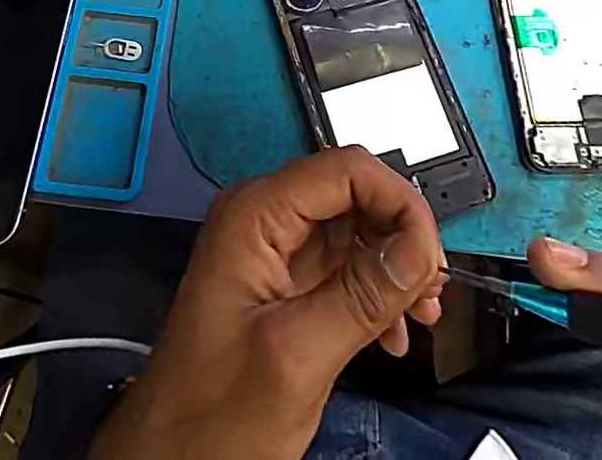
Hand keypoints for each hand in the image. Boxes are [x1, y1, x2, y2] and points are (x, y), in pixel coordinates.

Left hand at [91, 147, 446, 459]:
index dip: (398, 202)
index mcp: (253, 215)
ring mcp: (274, 244)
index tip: (428, 256)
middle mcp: (263, 216)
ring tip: (417, 313)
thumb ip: (360, 297)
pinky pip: (344, 260)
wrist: (172, 457)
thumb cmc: (208, 417)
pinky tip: (391, 329)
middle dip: (401, 235)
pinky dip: (376, 287)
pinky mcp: (285, 274)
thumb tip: (418, 249)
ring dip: (394, 264)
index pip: (345, 170)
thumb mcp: (295, 357)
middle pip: (354, 193)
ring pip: (355, 226)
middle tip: (429, 288)